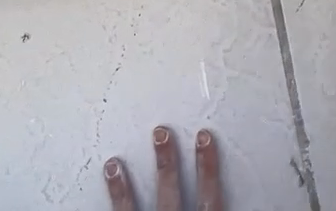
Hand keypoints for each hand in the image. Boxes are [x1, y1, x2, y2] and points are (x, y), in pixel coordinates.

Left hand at [103, 126, 221, 210]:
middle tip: (160, 133)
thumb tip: (230, 200)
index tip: (204, 138)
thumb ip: (216, 208)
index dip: (208, 167)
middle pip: (169, 194)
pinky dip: (112, 204)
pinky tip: (105, 188)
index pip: (209, 198)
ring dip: (123, 188)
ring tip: (114, 164)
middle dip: (165, 162)